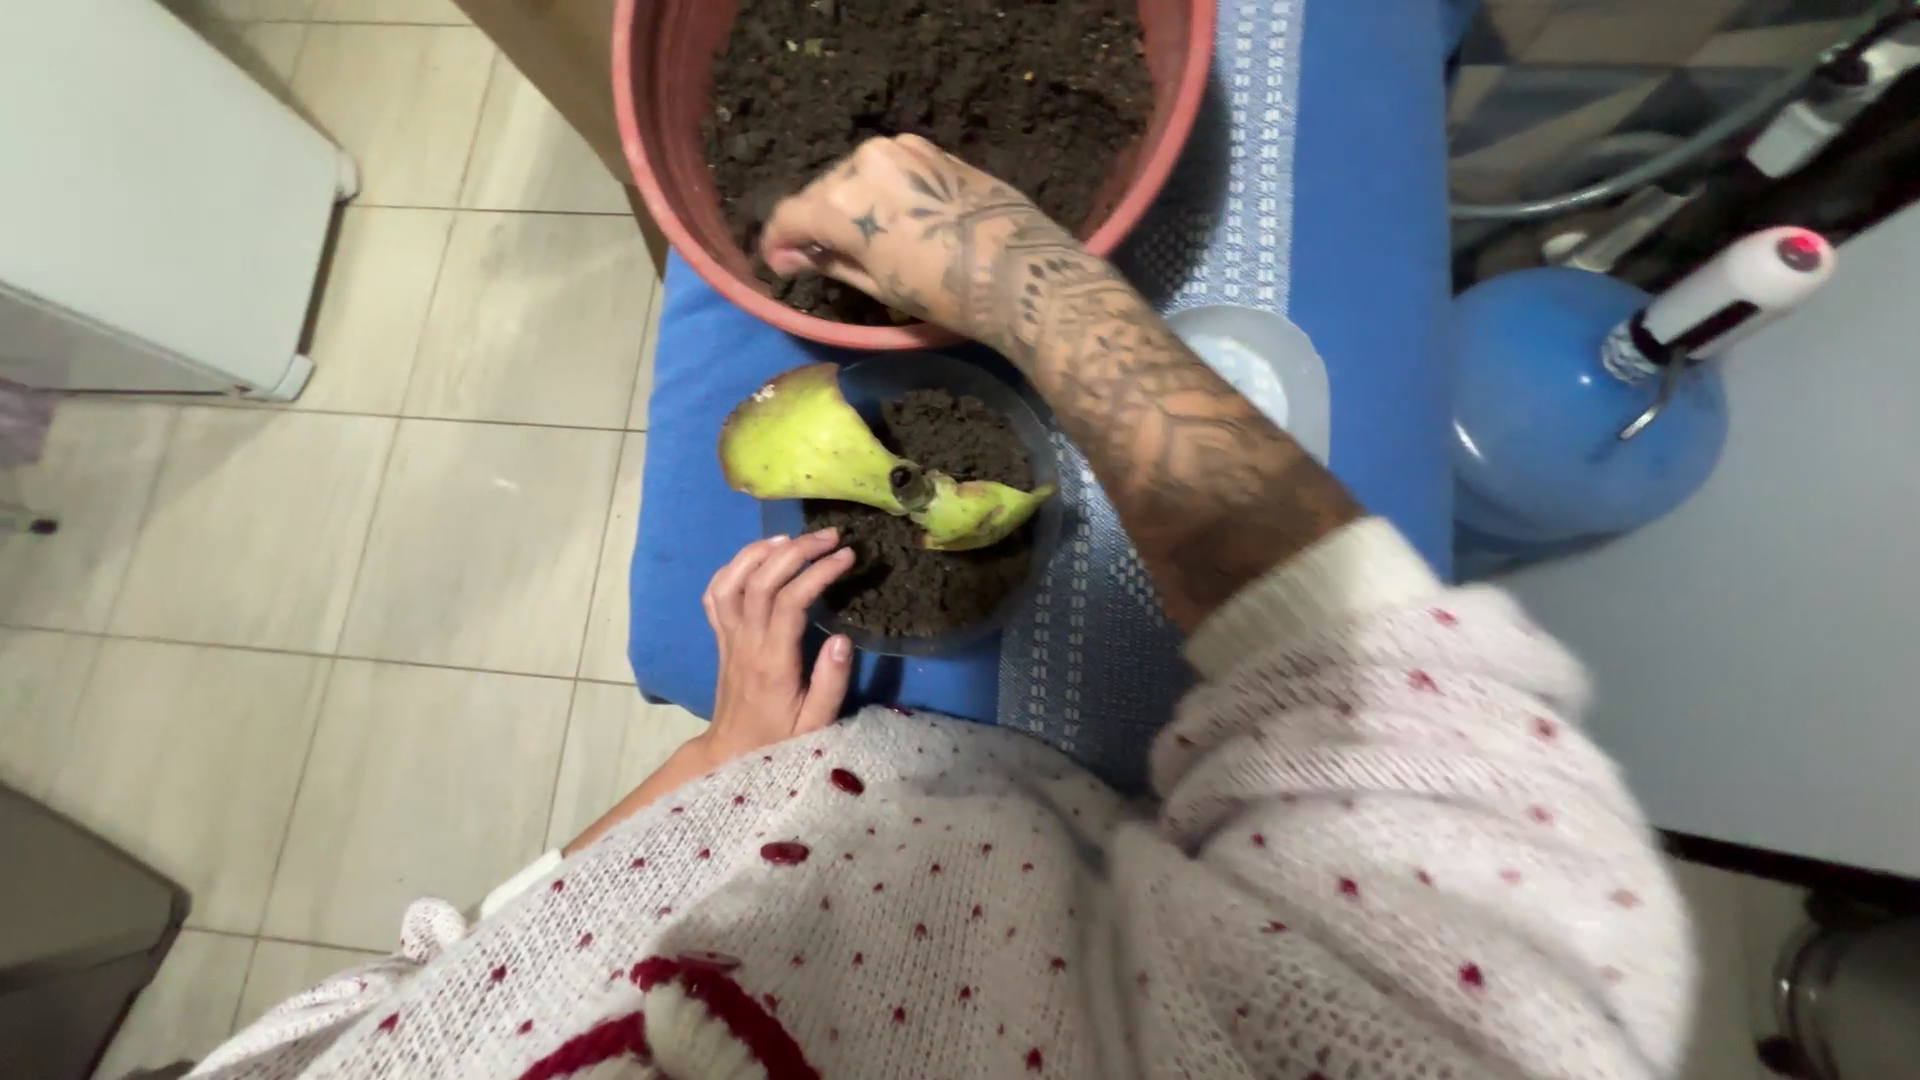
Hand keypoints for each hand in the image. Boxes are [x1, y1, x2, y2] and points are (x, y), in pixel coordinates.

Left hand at [699, 529, 856, 765]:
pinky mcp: (720, 637)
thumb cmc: (780, 739)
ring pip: (731, 581)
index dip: (817, 572)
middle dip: (796, 550)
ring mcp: (728, 637)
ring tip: (793, 538)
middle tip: (830, 537)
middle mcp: (745, 642)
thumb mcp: (816, 723)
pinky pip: (715, 594)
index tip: (846, 557)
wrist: (730, 753)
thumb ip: (831, 682)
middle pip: (760, 581)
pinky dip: (732, 567)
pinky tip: (758, 557)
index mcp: (772, 661)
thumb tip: (842, 638)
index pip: (791, 601)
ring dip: (760, 552)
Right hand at [758, 135, 1069, 348]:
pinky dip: (877, 193)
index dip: (777, 243)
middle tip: (816, 258)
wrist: (1016, 270)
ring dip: (846, 206)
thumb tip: (792, 258)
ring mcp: (901, 149)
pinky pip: (886, 170)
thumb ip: (828, 262)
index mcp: (844, 201)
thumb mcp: (878, 285)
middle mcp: (865, 161)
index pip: (790, 216)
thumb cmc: (944, 291)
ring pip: (852, 176)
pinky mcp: (930, 149)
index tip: (777, 264)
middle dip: (813, 225)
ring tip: (858, 242)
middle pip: (820, 192)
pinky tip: (889, 220)